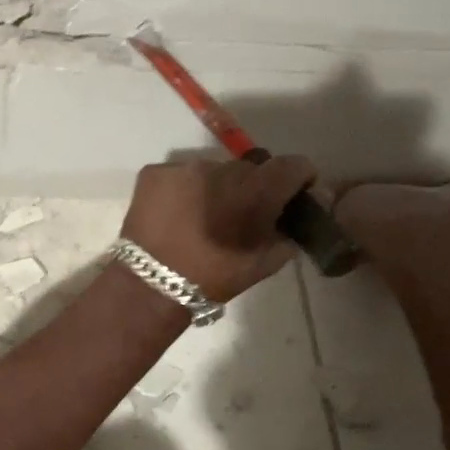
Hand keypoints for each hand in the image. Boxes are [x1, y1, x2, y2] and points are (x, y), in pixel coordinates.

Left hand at [118, 154, 317, 301]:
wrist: (150, 285)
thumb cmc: (212, 277)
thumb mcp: (265, 263)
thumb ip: (286, 236)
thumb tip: (291, 221)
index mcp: (255, 191)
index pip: (293, 164)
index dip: (298, 177)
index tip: (292, 193)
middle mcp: (222, 169)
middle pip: (249, 168)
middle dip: (250, 187)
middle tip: (238, 213)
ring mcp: (184, 167)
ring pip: (211, 170)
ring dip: (213, 187)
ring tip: (200, 215)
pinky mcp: (154, 172)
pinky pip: (179, 174)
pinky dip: (182, 189)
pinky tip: (174, 213)